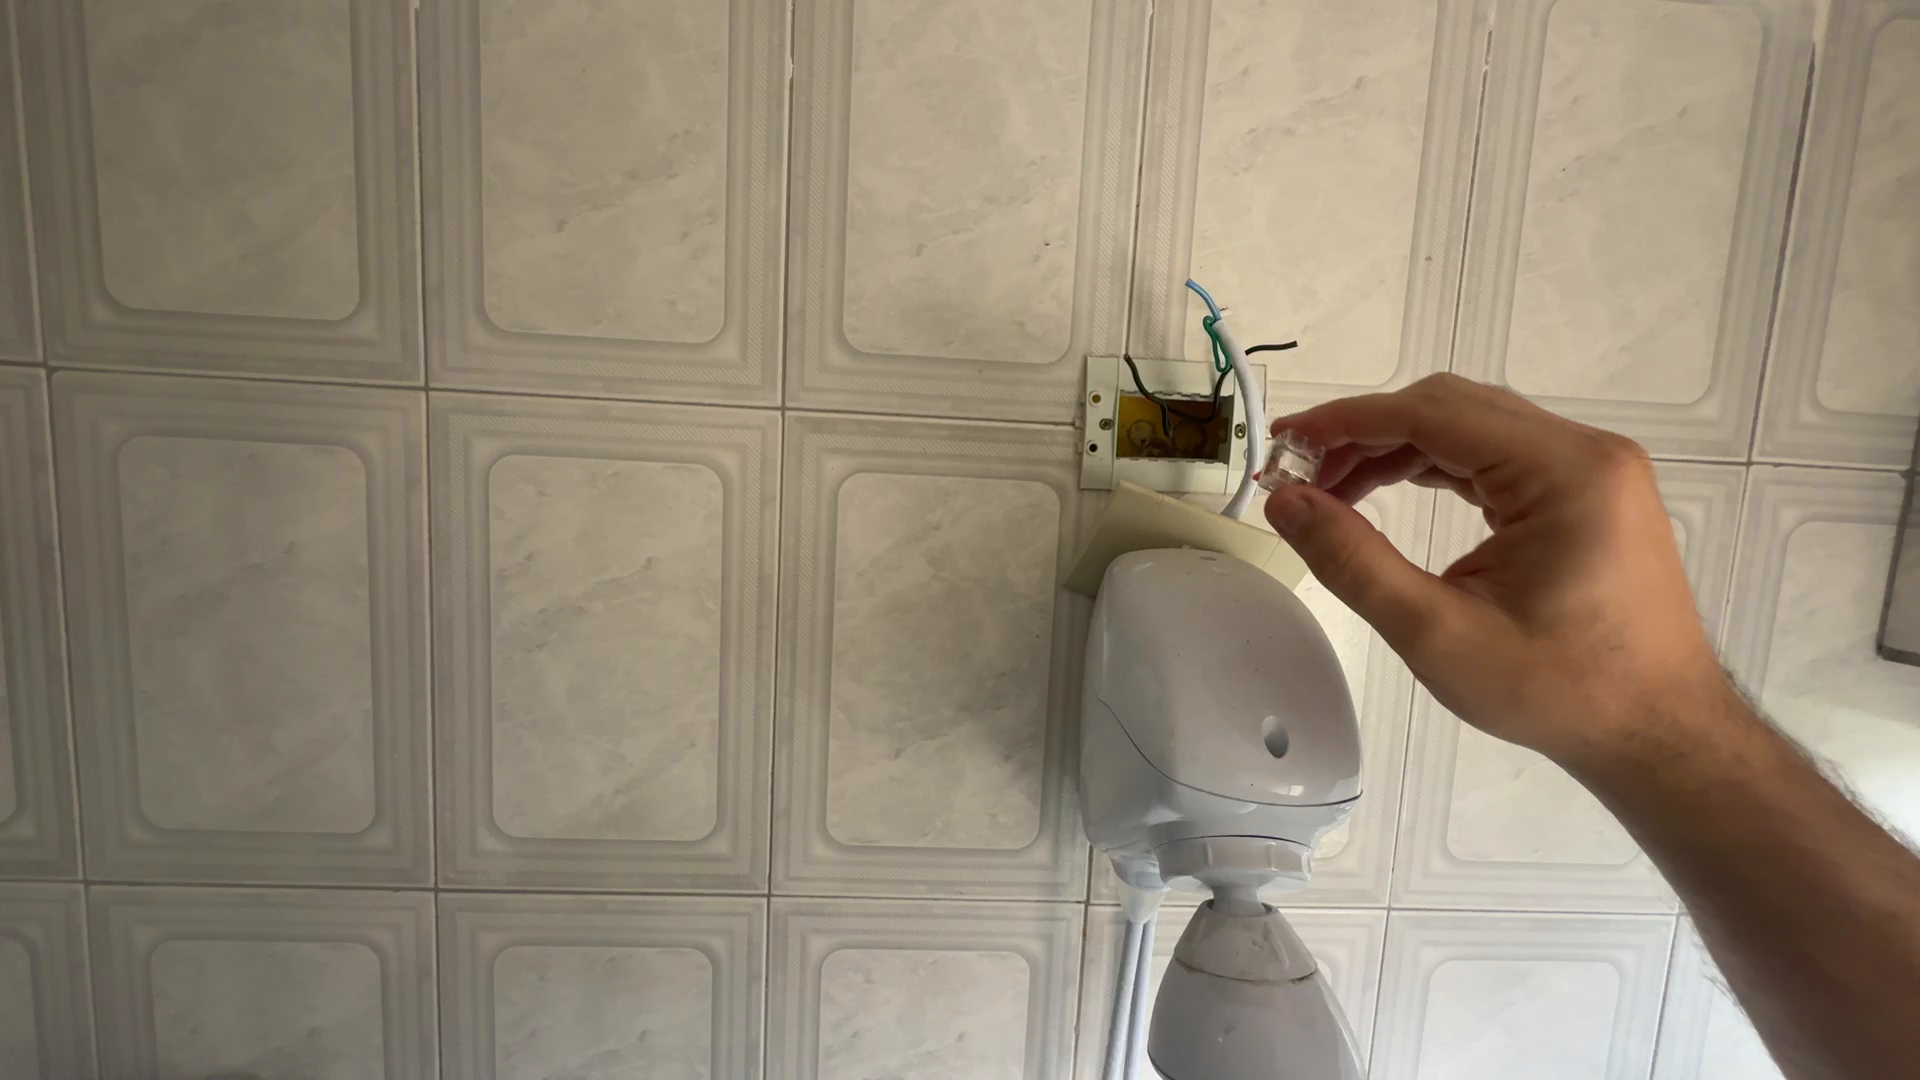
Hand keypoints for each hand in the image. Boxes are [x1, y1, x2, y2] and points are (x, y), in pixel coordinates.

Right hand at [1263, 374, 1731, 769]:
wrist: (1658, 736)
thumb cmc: (1555, 690)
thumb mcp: (1435, 632)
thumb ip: (1352, 561)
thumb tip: (1284, 501)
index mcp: (1563, 472)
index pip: (1432, 413)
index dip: (1345, 421)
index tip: (1282, 444)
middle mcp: (1582, 452)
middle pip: (1447, 408)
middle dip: (1361, 433)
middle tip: (1297, 475)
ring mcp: (1585, 470)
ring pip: (1463, 428)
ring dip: (1386, 450)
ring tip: (1327, 490)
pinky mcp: (1576, 494)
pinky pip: (1484, 456)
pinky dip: (1422, 467)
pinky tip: (1379, 493)